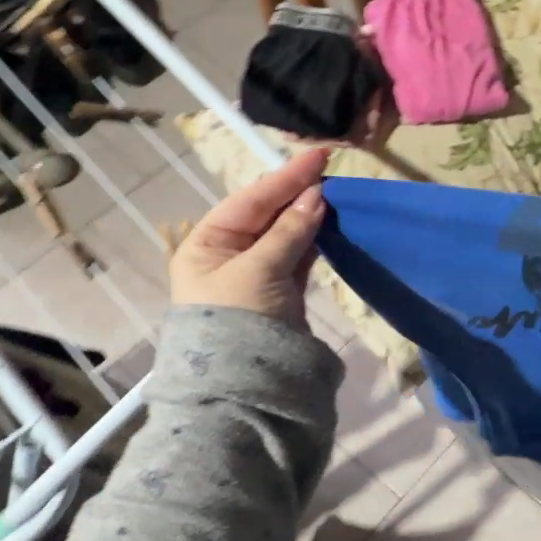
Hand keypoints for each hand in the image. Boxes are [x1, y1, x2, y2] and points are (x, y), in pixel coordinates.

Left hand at [170, 147, 328, 327]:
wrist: (246, 384)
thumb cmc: (239, 319)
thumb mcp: (260, 270)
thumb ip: (289, 231)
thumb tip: (316, 195)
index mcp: (206, 244)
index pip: (250, 200)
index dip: (284, 177)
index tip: (317, 155)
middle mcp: (228, 254)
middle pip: (267, 213)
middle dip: (297, 191)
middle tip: (328, 168)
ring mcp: (256, 273)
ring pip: (285, 233)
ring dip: (309, 213)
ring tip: (334, 193)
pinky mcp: (280, 291)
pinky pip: (298, 255)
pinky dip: (314, 238)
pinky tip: (330, 222)